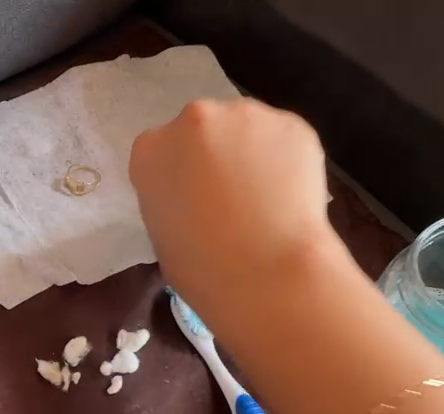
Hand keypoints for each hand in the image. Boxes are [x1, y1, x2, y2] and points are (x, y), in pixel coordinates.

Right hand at [129, 99, 348, 320]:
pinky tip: (283, 195)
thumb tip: (195, 192)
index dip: (171, 173)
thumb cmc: (196, 265)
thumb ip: (172, 197)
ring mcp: (247, 115)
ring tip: (258, 198)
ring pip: (243, 128)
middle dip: (208, 154)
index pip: (155, 149)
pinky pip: (280, 138)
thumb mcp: (161, 231)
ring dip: (246, 152)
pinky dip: (281, 159)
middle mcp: (195, 119)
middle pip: (200, 129)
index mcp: (151, 151)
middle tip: (221, 196)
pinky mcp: (292, 123)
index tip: (182, 197)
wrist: (263, 268)